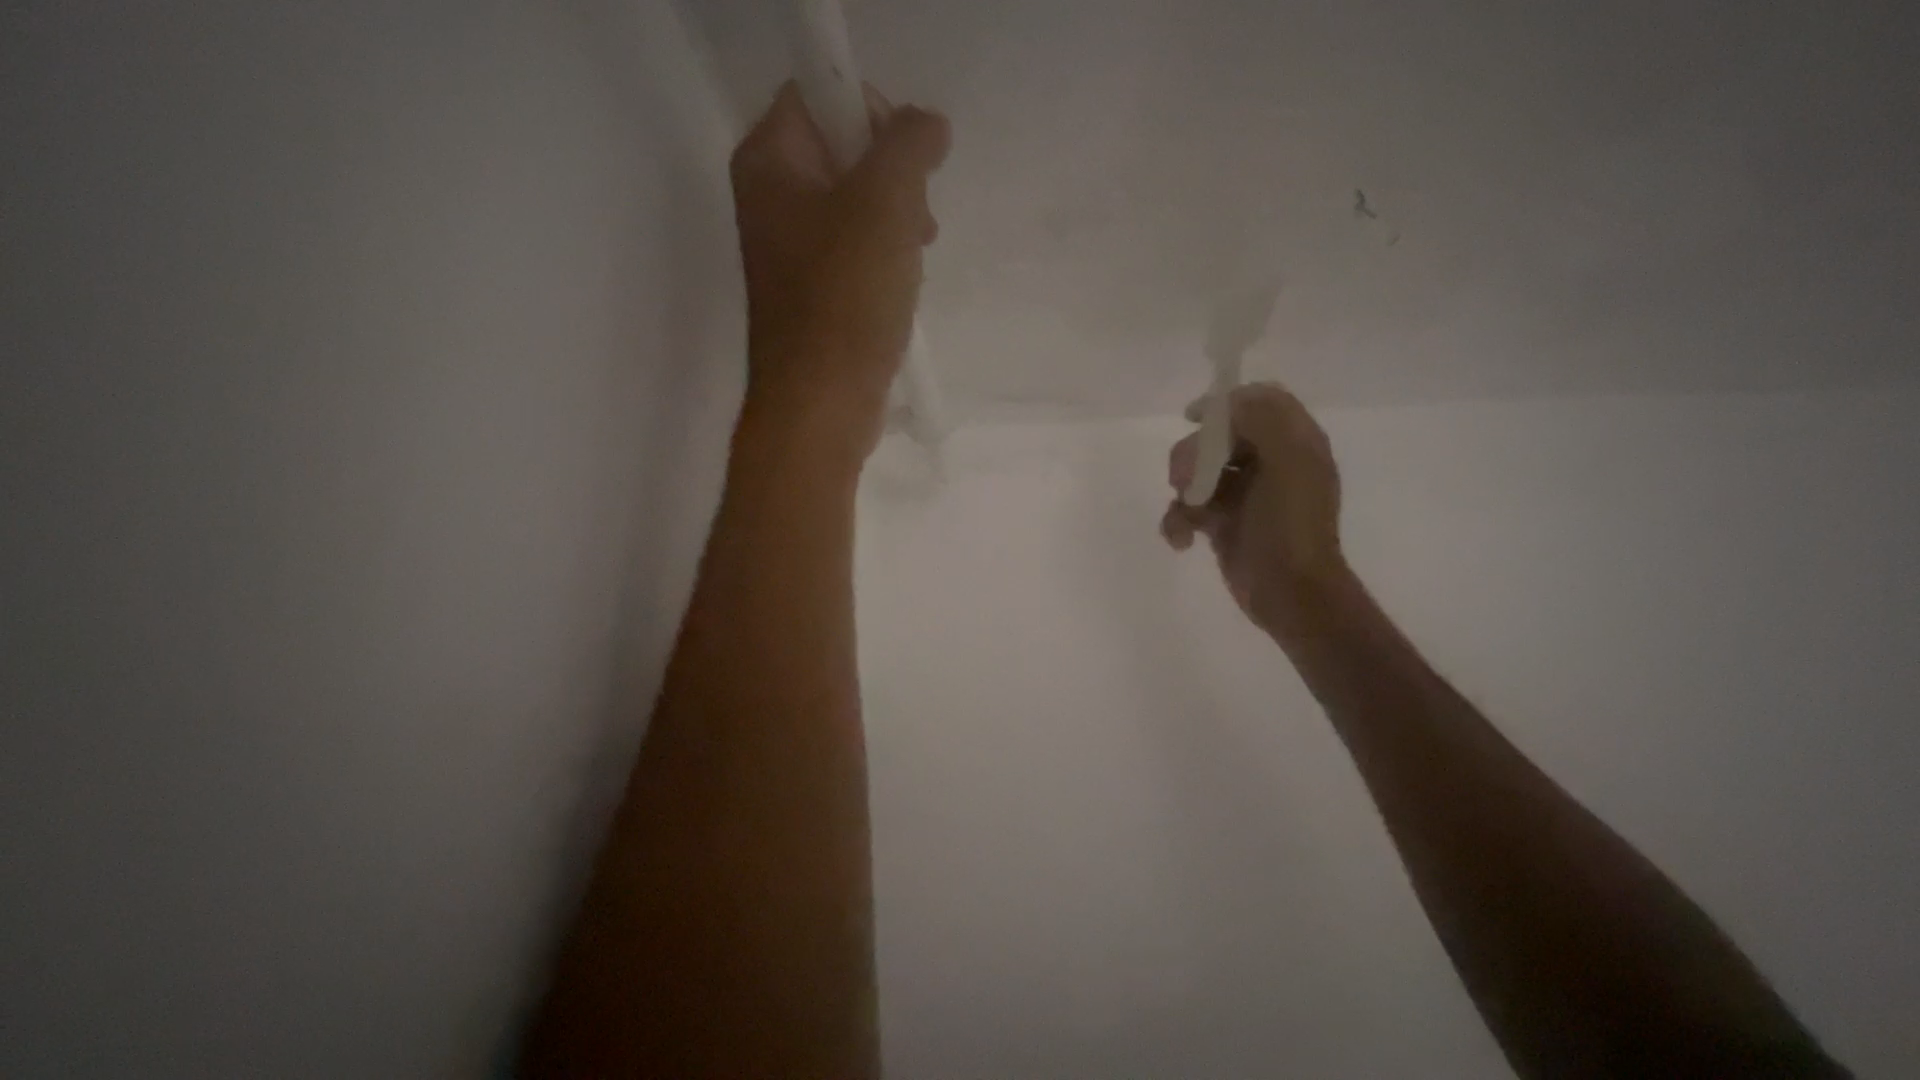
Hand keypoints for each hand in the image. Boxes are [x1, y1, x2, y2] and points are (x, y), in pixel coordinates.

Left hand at [729, 82, 950, 462]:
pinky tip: (905, 281)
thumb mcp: (885, 203)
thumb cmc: (845, 299)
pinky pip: (857, 248)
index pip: (819, 93)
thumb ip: (909, 143)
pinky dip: (887, 255)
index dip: (870, 111)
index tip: (906, 158)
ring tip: (917, 250)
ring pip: (858, 201)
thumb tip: (927, 125)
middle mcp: (770, 198)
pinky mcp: (814, 291)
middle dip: (893, 173)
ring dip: (898, 217)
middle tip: (914, 215)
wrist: (821, 405)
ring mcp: (791, 249)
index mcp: (768, 163)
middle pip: (843, 147)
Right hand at [1161, 383, 1347, 626]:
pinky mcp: (1222, 523)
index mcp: (1294, 442)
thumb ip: (1263, 420)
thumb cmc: (1292, 526)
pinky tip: (1183, 539)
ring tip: (1188, 515)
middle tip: (1185, 479)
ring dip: (1183, 491)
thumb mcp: (1289, 461)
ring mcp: (1244, 494)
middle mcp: (1270, 462)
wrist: (1290, 593)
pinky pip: (1188, 508)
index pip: (1258, 402)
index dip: (1225, 404)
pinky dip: (1179, 521)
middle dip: (1194, 453)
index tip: (1195, 418)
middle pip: (1218, 436)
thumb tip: (1226, 404)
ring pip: (1197, 471)